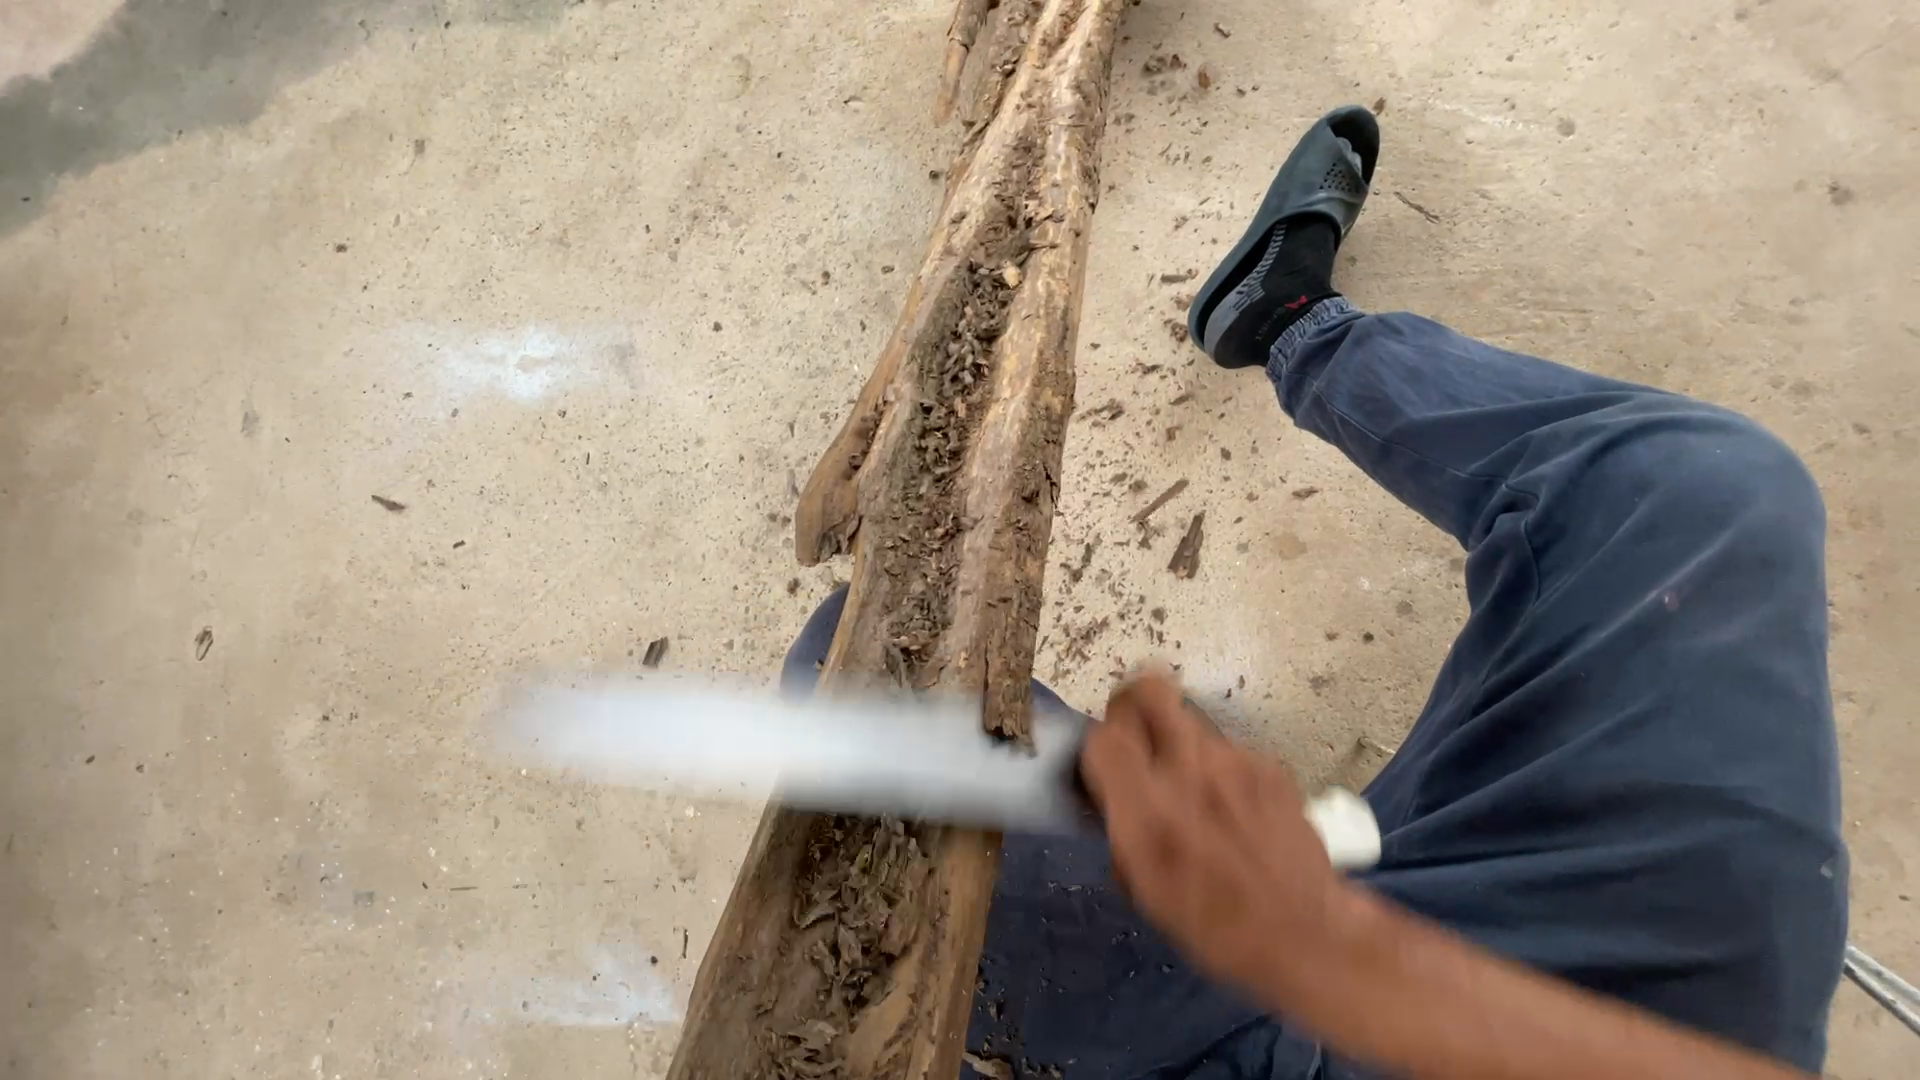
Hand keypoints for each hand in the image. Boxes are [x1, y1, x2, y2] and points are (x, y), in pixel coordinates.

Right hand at [1080, 672, 1354, 1002]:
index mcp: (1147, 808)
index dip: (1099, 745)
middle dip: (1134, 706)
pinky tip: (1235, 807)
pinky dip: (1222, 768)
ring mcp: (1234, 760)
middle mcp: (1188, 769)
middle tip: (1138, 740)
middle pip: (1147, 691)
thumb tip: (1111, 795)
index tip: (1106, 766)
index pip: (1103, 735)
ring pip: (1189, 720)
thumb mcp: (1142, 888)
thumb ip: (1120, 828)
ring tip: (1195, 787)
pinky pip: (1229, 748)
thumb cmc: (1212, 924)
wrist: (1307, 935)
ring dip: (1180, 743)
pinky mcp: (1269, 763)